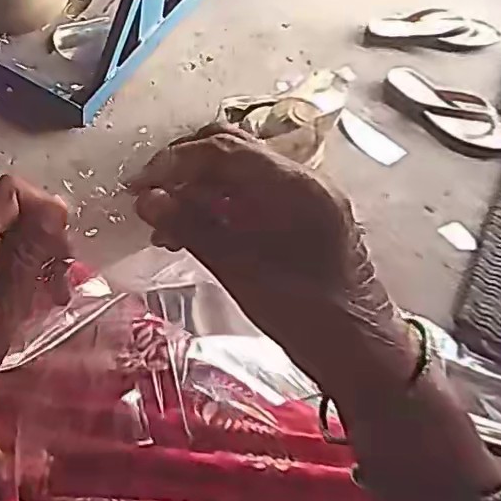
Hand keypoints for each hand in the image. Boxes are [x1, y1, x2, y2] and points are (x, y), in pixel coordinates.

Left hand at [0, 176, 70, 455]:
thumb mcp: (3, 312)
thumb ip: (28, 256)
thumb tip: (56, 208)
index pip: (11, 191)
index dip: (43, 210)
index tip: (61, 252)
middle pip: (5, 208)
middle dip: (39, 236)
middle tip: (60, 283)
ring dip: (26, 251)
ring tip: (47, 294)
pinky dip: (3, 259)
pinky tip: (19, 292)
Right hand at [128, 125, 412, 397]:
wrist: (363, 353)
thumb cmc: (306, 316)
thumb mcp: (240, 271)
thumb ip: (192, 228)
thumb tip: (145, 199)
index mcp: (295, 185)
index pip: (223, 150)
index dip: (173, 162)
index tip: (138, 186)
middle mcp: (301, 177)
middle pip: (230, 146)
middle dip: (182, 164)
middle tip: (147, 193)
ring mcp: (302, 192)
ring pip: (236, 167)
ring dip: (196, 184)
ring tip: (163, 220)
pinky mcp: (297, 212)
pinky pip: (248, 191)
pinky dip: (214, 202)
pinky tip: (189, 228)